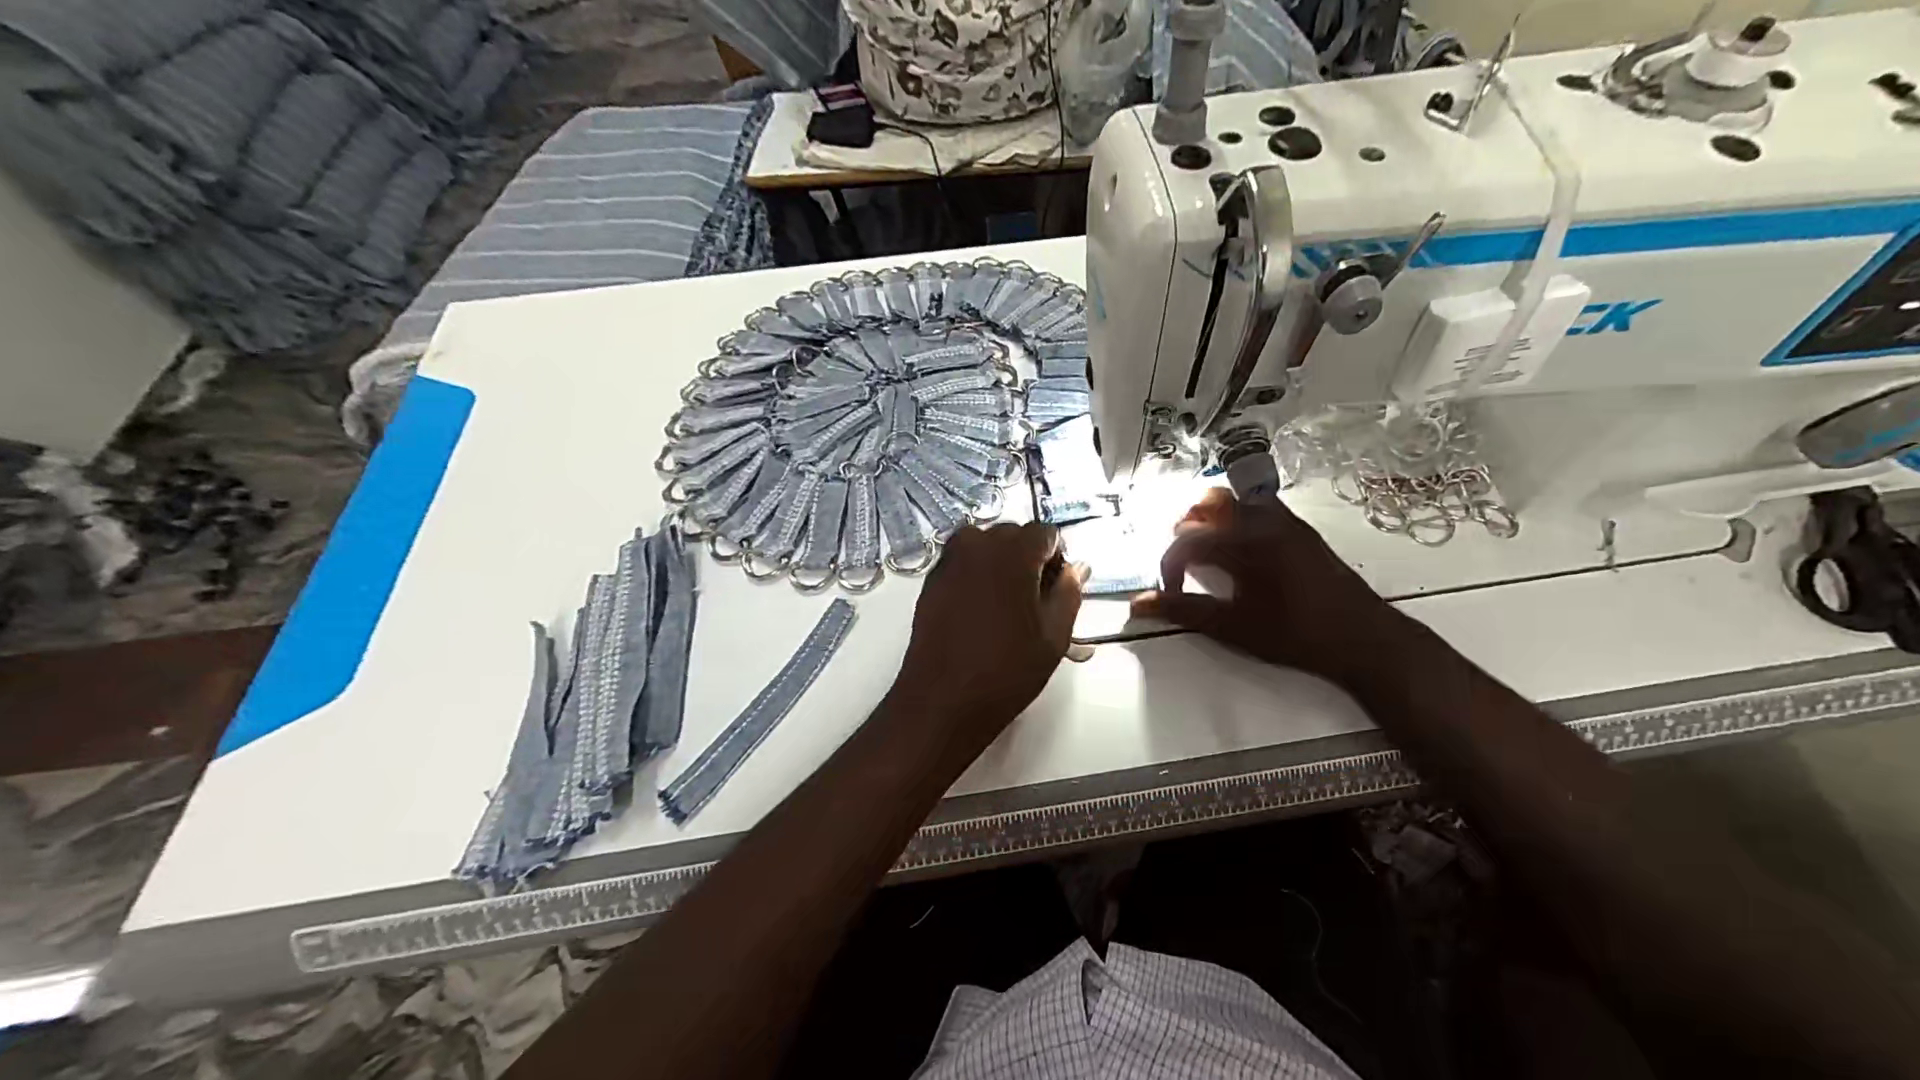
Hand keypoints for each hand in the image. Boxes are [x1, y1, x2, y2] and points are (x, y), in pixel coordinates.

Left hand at [892, 522, 1083, 741]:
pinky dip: (977, 574)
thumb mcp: (1054, 635)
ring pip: (985, 546)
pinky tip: (981, 611)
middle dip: (1029, 558)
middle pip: (1013, 535)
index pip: (1045, 533)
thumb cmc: (1005, 671)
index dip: (1058, 557)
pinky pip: (963, 562)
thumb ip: (1069, 592)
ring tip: (1007, 605)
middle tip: (1035, 601)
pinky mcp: (931, 579)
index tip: (1058, 588)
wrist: (943, 700)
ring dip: (1001, 563)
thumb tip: (1076, 567)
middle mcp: (977, 544)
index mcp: (1012, 552)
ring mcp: (949, 560)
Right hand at [1131, 489, 1423, 689]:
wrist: (1365, 638)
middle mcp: (1263, 522)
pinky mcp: (1302, 531)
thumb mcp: (1233, 627)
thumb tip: (1137, 604)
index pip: (1188, 541)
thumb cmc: (1296, 634)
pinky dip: (1239, 519)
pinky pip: (1261, 508)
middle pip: (1211, 502)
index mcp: (1244, 542)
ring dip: (1214, 518)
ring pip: (1238, 500)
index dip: (1169, 566)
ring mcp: (1286, 522)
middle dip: (1188, 527)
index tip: (1170, 593)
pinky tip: (1242, 552)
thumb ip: (1183, 611)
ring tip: (1208, 551)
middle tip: (1183, 559)